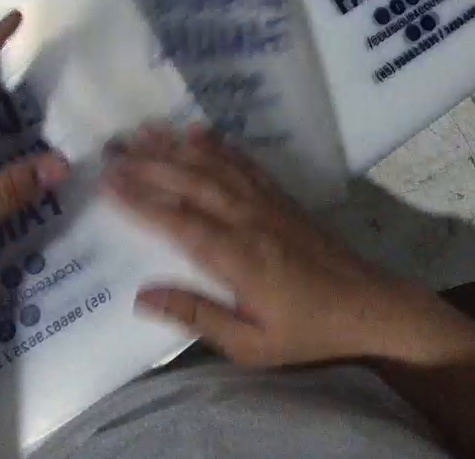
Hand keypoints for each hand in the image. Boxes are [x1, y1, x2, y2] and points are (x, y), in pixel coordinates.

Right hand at [106, 124, 451, 367]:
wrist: (366, 303)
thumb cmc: (306, 331)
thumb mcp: (250, 344)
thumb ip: (197, 316)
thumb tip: (141, 295)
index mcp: (237, 257)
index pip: (177, 221)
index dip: (140, 199)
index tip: (108, 181)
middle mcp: (248, 219)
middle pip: (192, 183)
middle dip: (150, 164)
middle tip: (113, 148)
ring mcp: (266, 201)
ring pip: (215, 165)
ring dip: (178, 146)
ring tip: (145, 129)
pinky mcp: (280, 195)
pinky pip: (244, 162)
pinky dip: (219, 144)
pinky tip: (198, 131)